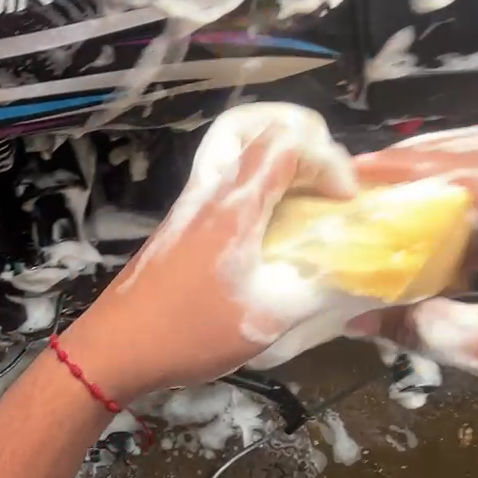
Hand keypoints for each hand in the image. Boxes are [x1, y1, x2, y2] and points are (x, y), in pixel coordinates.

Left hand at [63, 103, 360, 400]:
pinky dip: (248, 191)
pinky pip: (217, 188)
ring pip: (227, 155)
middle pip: (245, 125)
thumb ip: (324, 288)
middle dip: (294, 134)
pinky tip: (264, 235)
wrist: (110, 352)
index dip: (328, 158)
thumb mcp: (267, 317)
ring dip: (269, 163)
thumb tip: (367, 272)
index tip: (341, 201)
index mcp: (232, 205)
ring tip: (297, 201)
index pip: (287, 139)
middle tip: (316, 175)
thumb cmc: (186, 332)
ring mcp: (185, 212)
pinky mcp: (175, 233)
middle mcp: (205, 195)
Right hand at [353, 125, 477, 404]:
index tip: (352, 173)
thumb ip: (418, 329)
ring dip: (437, 173)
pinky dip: (452, 201)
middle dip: (419, 153)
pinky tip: (423, 228)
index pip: (463, 165)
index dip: (404, 164)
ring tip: (387, 192)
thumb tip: (355, 321)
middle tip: (366, 172)